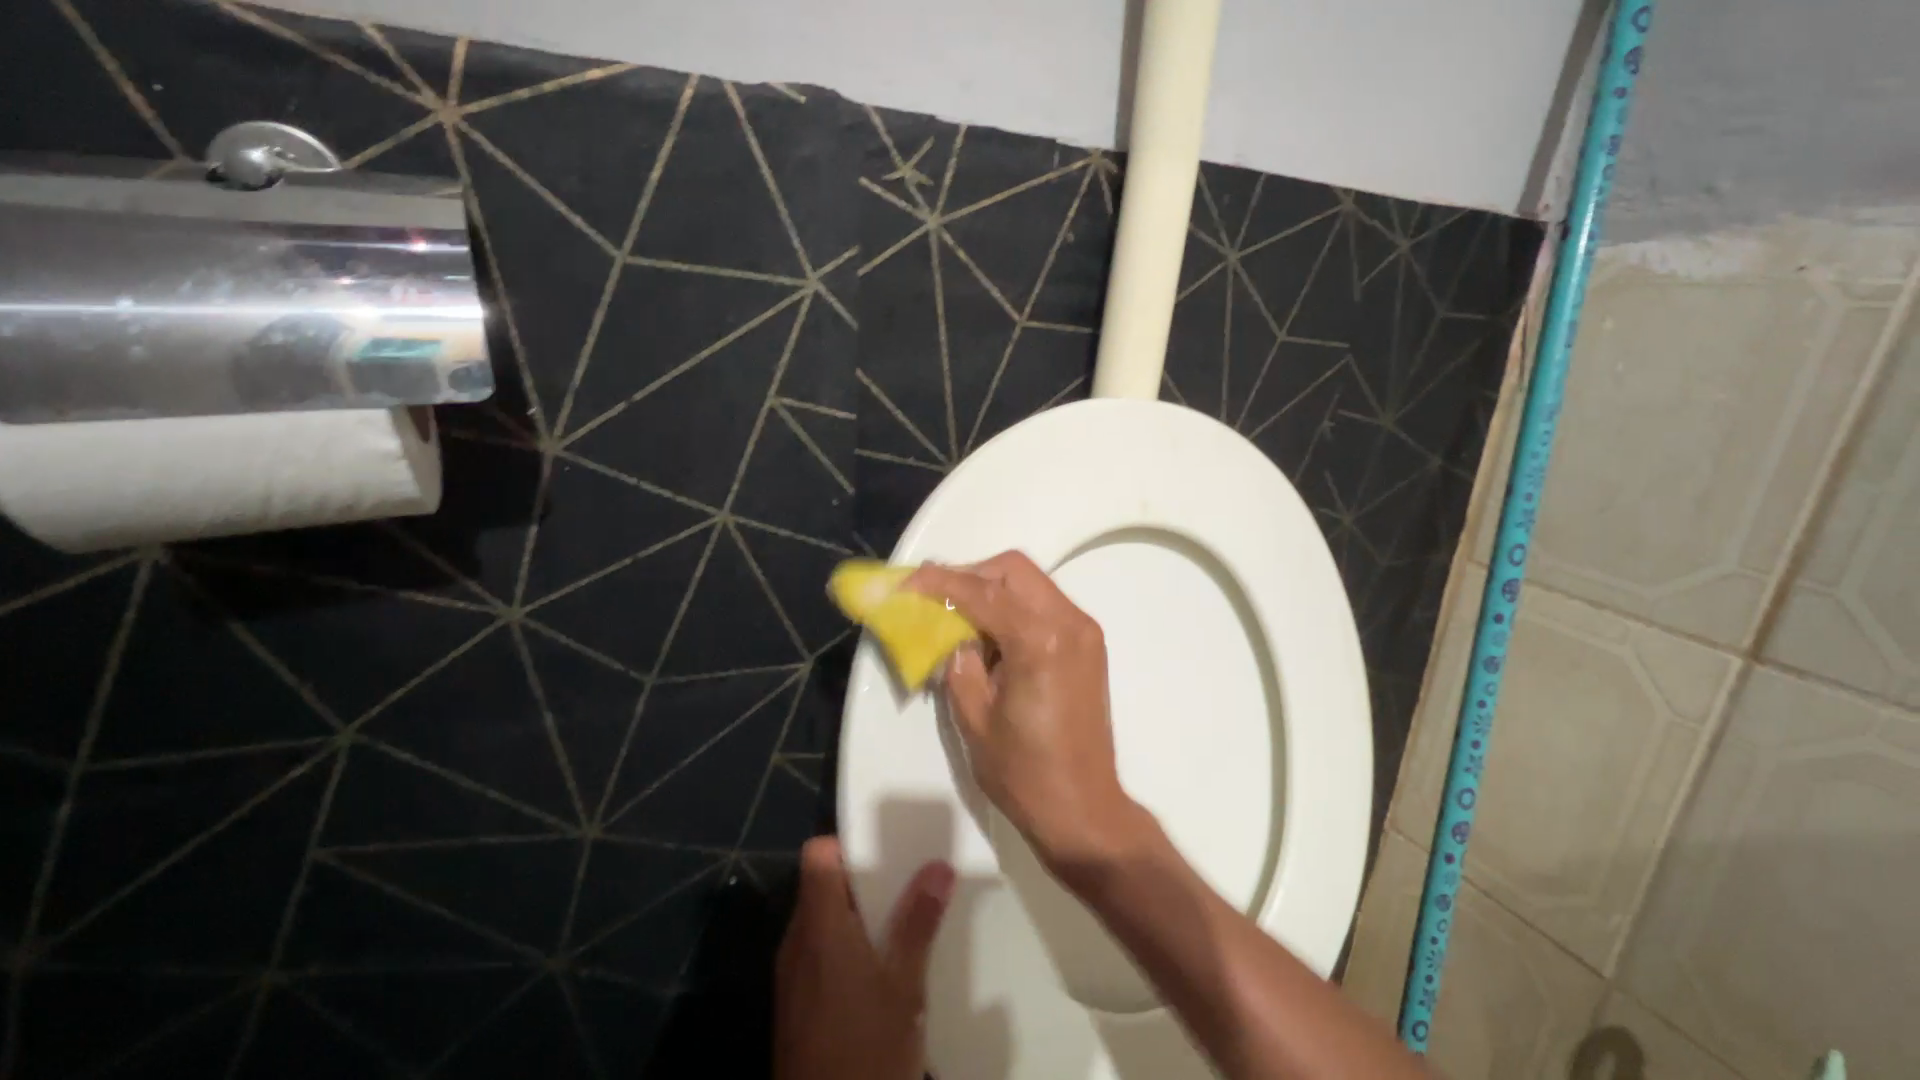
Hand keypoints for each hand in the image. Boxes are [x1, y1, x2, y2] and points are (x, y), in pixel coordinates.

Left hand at [775, 836, 954, 1079]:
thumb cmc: (867, 1051)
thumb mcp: (905, 987)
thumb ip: (918, 923)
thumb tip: (938, 865)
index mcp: (820, 926)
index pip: (817, 855)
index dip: (848, 845)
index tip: (888, 852)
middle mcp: (797, 942)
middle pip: (821, 887)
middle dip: (865, 882)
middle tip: (911, 884)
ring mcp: (792, 975)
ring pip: (822, 922)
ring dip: (860, 917)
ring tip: (906, 925)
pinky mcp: (795, 1004)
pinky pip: (819, 954)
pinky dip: (848, 948)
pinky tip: (884, 972)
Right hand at [908, 553, 1145, 874]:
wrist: (1083, 809)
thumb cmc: (1024, 773)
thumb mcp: (973, 716)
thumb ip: (957, 662)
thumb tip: (949, 633)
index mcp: (1039, 641)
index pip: (980, 591)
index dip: (938, 583)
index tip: (905, 584)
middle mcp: (1069, 624)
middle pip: (1013, 570)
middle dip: (969, 575)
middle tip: (934, 600)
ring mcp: (1084, 633)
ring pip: (1031, 584)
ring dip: (991, 589)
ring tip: (957, 618)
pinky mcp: (1088, 647)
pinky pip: (1045, 607)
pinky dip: (1013, 608)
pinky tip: (989, 636)